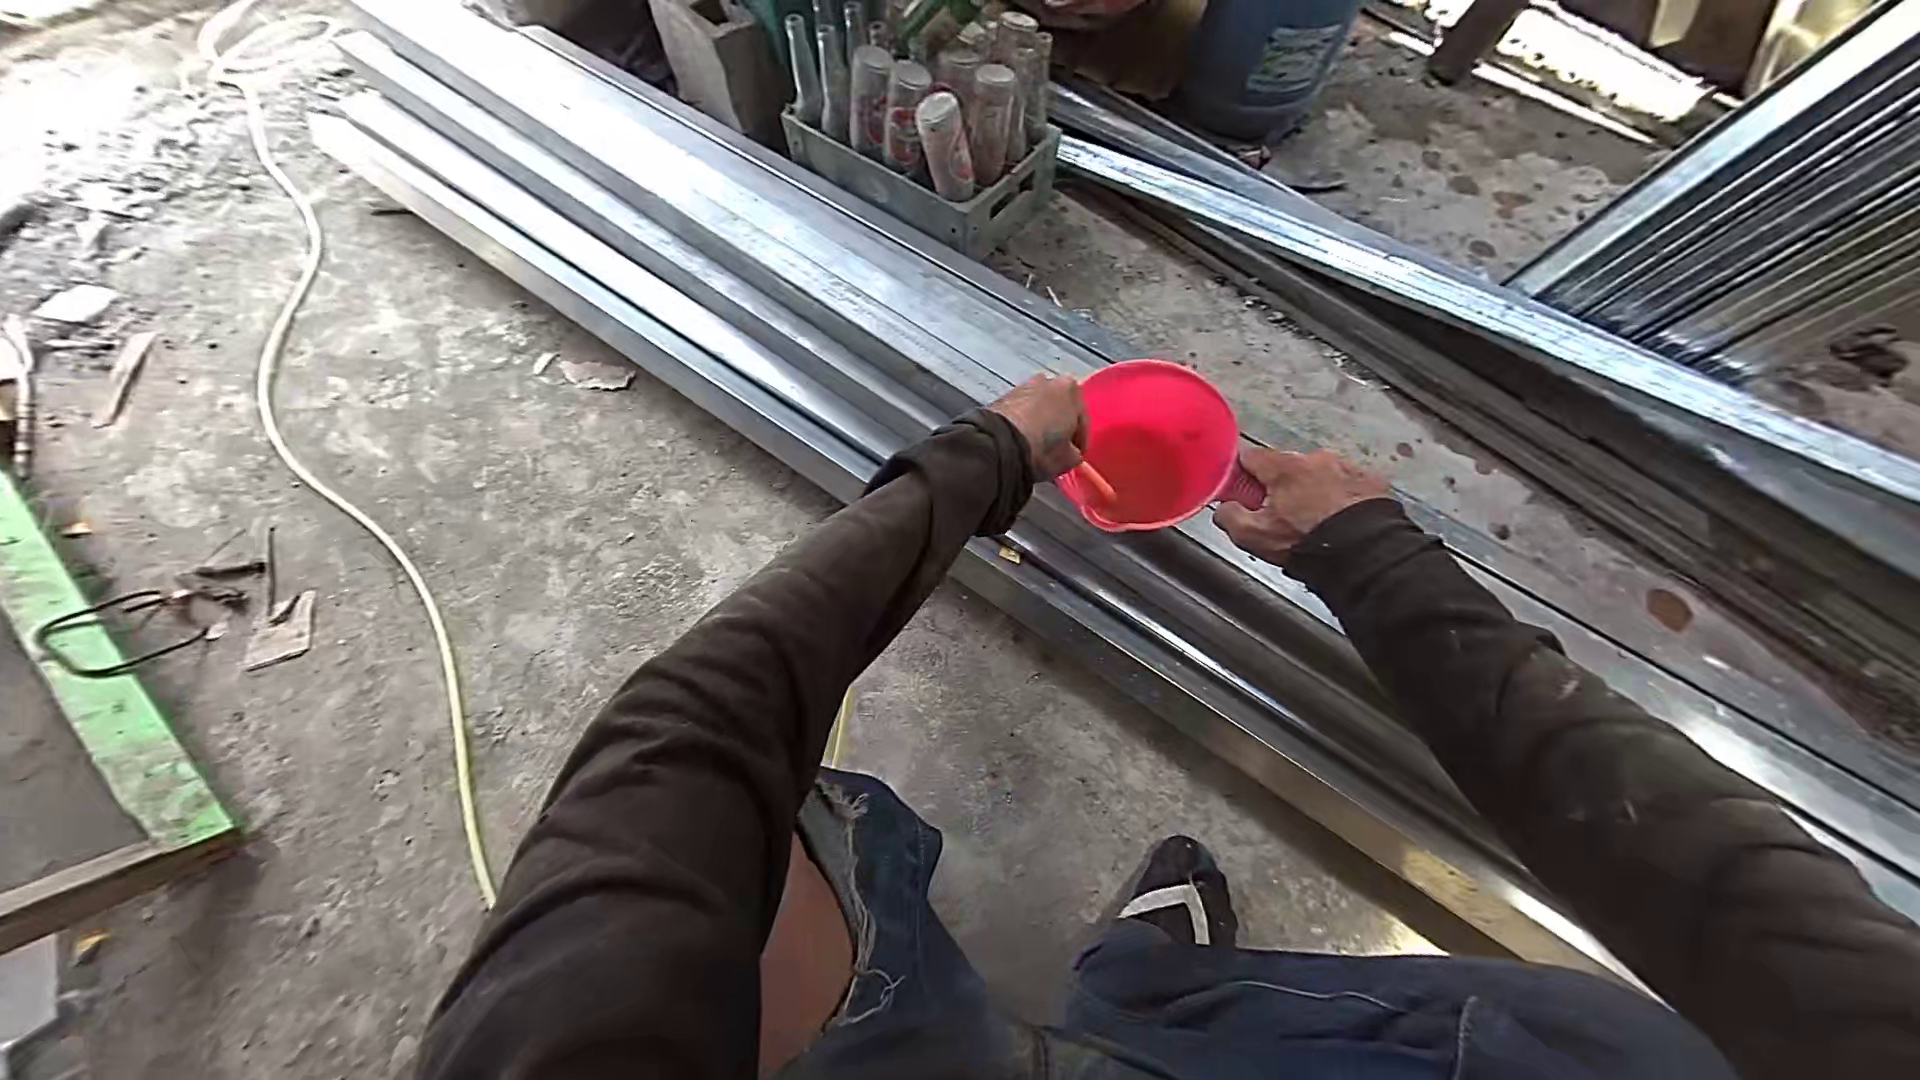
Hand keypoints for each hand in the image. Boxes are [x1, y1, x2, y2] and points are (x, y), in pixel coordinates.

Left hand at [987, 374, 1089, 479]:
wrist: (1000, 447)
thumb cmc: (1039, 448)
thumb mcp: (1068, 459)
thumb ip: (1074, 453)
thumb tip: (1070, 453)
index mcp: (1071, 390)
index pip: (1082, 418)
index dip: (1080, 440)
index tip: (1077, 453)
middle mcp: (1047, 382)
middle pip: (1059, 407)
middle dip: (1059, 426)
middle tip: (1058, 448)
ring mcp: (1023, 388)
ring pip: (1039, 408)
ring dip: (1040, 423)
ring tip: (1037, 446)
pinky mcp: (1003, 398)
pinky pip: (1020, 412)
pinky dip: (1023, 423)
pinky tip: (1021, 441)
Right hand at [1214, 448, 1390, 565]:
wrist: (1366, 553)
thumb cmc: (1310, 541)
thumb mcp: (1252, 536)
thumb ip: (1228, 516)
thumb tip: (1224, 509)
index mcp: (1283, 467)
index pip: (1248, 456)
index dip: (1239, 476)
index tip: (1240, 494)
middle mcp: (1315, 460)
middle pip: (1283, 467)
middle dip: (1277, 487)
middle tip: (1275, 516)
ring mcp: (1345, 468)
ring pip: (1315, 476)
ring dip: (1309, 492)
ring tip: (1310, 522)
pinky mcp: (1370, 482)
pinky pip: (1343, 486)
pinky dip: (1336, 499)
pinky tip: (1334, 521)